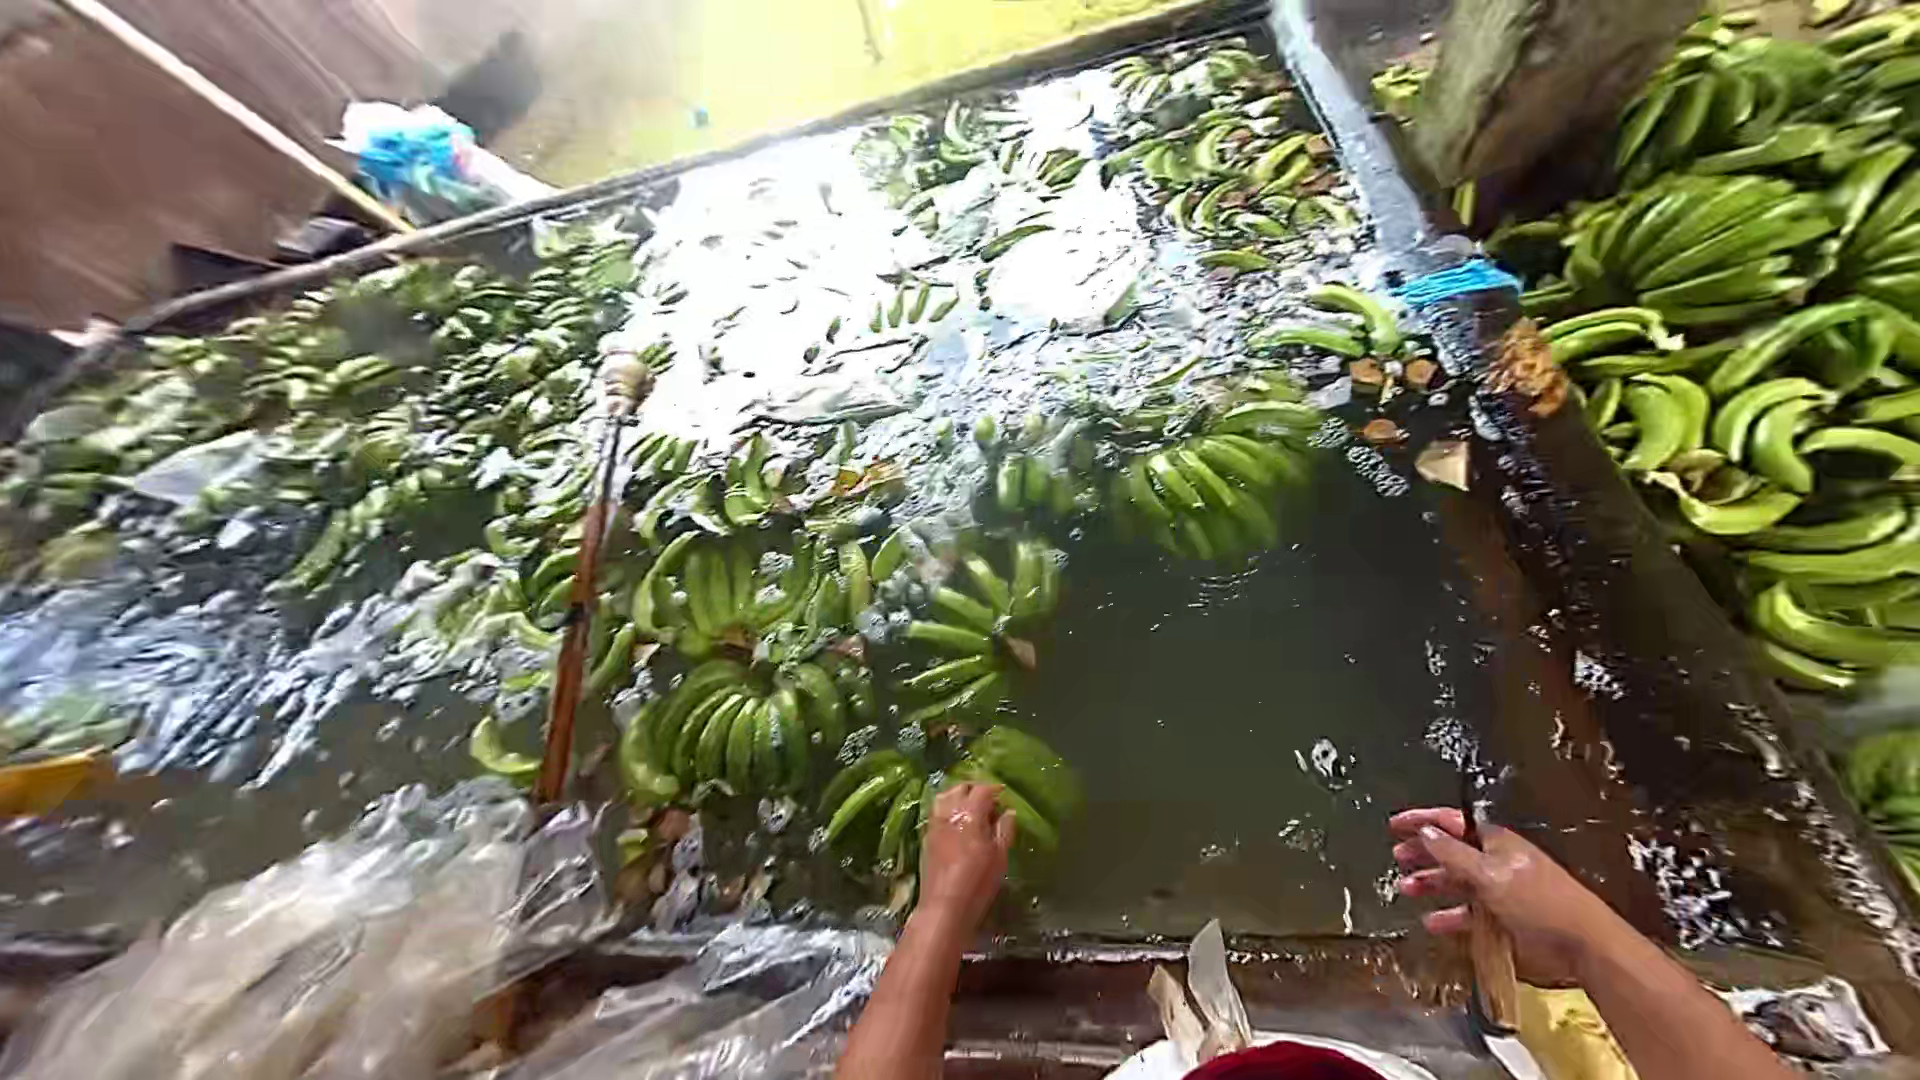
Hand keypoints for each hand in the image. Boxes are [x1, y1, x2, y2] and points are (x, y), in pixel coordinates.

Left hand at [917, 782, 1014, 933]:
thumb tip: (1009, 811)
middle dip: (976, 789)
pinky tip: (957, 823)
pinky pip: (937, 811)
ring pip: (945, 796)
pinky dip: (948, 809)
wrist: (944, 907)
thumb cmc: (977, 882)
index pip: (982, 789)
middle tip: (989, 802)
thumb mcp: (1000, 856)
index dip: (995, 789)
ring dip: (959, 796)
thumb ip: (1005, 829)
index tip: (1004, 795)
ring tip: (971, 809)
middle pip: (961, 787)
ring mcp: (935, 822)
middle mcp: (949, 811)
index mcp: (970, 812)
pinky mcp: (927, 835)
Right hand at [1390, 807, 1630, 985]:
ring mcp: (1501, 894)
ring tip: (1408, 889)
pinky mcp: (1506, 923)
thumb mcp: (1489, 872)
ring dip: (1431, 885)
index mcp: (1495, 843)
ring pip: (1456, 884)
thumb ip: (1451, 852)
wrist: (1589, 952)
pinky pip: (1469, 916)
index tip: (1395, 824)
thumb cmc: (1539, 902)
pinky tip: (1433, 922)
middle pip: (1450, 852)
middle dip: (1423, 854)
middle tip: (1399, 857)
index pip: (1450, 822)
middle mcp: (1496, 864)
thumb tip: (1425, 831)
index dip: (1422, 821)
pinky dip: (1450, 918)